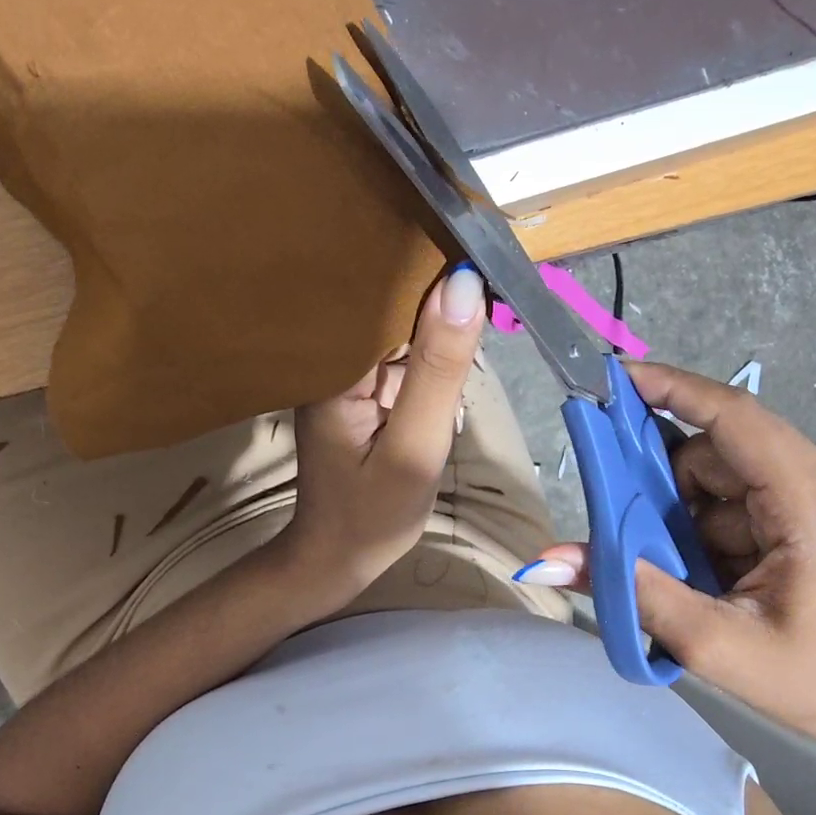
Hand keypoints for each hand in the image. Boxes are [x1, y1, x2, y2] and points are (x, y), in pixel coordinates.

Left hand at [278, 268, 484, 600]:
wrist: (337, 559)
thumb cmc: (372, 515)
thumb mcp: (415, 445)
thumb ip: (438, 370)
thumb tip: (463, 283)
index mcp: (332, 367)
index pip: (383, 296)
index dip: (432, 275)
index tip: (480, 255)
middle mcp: (330, 361)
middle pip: (392, 310)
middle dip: (439, 307)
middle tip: (484, 300)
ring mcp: (344, 378)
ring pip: (401, 336)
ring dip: (438, 339)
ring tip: (469, 336)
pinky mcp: (358, 395)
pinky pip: (399, 363)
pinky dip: (427, 368)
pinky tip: (447, 378)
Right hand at [531, 363, 815, 756]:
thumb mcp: (718, 646)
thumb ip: (631, 592)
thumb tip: (547, 558)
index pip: (732, 416)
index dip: (667, 389)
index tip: (609, 380)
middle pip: (722, 456)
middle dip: (671, 498)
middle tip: (646, 553)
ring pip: (735, 481)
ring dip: (697, 524)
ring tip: (700, 584)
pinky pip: (760, 499)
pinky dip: (726, 532)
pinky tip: (728, 581)